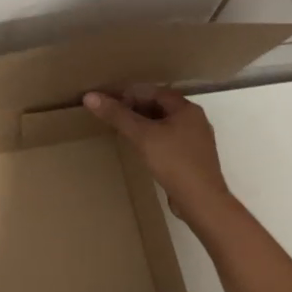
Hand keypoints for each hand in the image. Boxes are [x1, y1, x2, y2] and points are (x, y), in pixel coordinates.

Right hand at [84, 86, 232, 220]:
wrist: (201, 200)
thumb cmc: (173, 162)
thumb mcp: (142, 136)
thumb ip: (117, 115)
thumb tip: (90, 96)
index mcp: (186, 109)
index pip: (155, 91)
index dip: (131, 94)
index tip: (109, 102)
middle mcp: (195, 120)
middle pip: (161, 106)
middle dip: (137, 108)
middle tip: (113, 115)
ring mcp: (197, 140)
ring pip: (166, 124)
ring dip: (145, 124)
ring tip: (124, 130)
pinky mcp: (194, 158)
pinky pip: (170, 140)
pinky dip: (154, 139)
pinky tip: (142, 149)